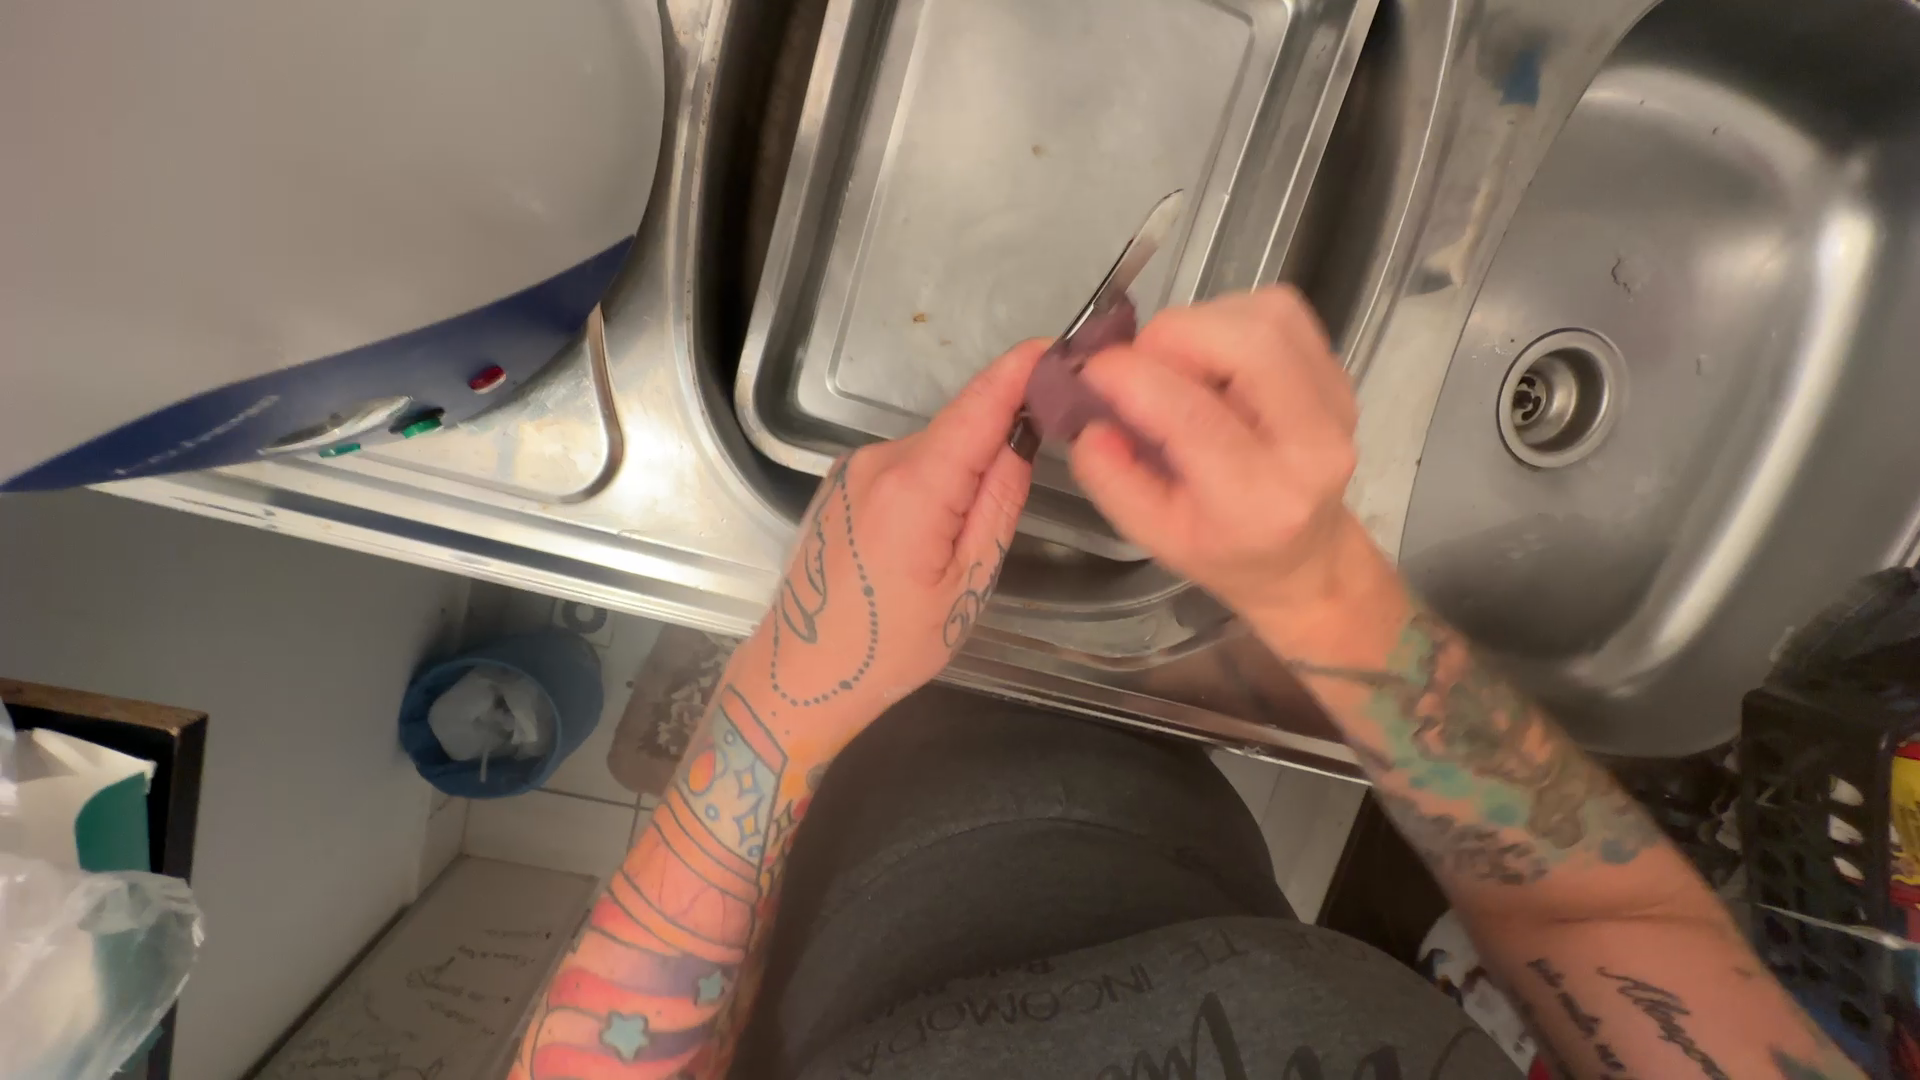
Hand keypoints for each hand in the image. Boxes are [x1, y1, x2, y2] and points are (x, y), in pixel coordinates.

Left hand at [758, 341, 1041, 727]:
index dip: (1018, 372)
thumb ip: (997, 506)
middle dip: (997, 441)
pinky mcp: (842, 485)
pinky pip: (905, 468)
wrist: (802, 673)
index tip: (1057, 348)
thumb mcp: (966, 586)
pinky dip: (933, 484)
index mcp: (913, 486)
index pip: (977, 407)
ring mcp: (853, 470)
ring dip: (962, 473)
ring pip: (932, 451)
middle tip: (1026, 486)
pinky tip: (928, 538)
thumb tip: (1018, 443)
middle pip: (957, 429)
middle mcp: (877, 462)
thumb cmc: (890, 645)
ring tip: (961, 541)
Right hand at [1069, 286, 1388, 626]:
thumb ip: (1110, 479)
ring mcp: (1336, 402)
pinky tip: (1208, 358)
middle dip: (1173, 335)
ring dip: (1200, 325)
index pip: (1192, 416)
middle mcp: (1312, 445)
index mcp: (1256, 499)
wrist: (1301, 556)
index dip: (1132, 376)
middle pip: (1249, 342)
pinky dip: (1228, 320)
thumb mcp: (1150, 535)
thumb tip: (1090, 419)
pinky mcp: (1338, 373)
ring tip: (1173, 365)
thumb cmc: (1222, 549)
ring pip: (1266, 316)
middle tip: (1137, 362)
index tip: (1091, 370)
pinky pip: (1280, 313)